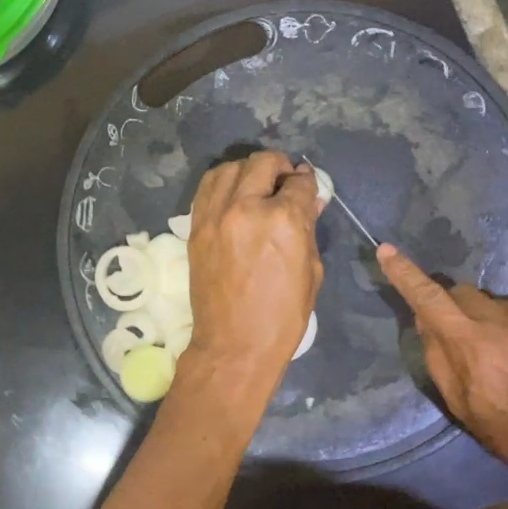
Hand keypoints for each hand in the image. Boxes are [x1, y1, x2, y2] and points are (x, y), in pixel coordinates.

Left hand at [185, 151, 322, 379]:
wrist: (234, 344)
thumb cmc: (283, 316)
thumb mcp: (311, 271)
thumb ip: (308, 229)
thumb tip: (309, 202)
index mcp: (283, 221)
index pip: (298, 182)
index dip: (307, 183)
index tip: (307, 187)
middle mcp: (246, 208)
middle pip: (262, 163)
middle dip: (278, 167)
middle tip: (284, 181)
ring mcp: (215, 217)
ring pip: (229, 169)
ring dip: (247, 171)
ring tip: (256, 185)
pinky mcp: (195, 228)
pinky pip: (206, 189)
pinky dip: (222, 184)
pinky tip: (232, 195)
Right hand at [376, 243, 507, 508]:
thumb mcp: (462, 407)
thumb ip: (440, 359)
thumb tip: (427, 323)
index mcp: (473, 347)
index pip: (430, 299)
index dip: (406, 275)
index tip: (387, 251)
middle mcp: (506, 323)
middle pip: (465, 294)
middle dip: (457, 309)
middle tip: (464, 338)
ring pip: (500, 305)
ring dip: (494, 322)